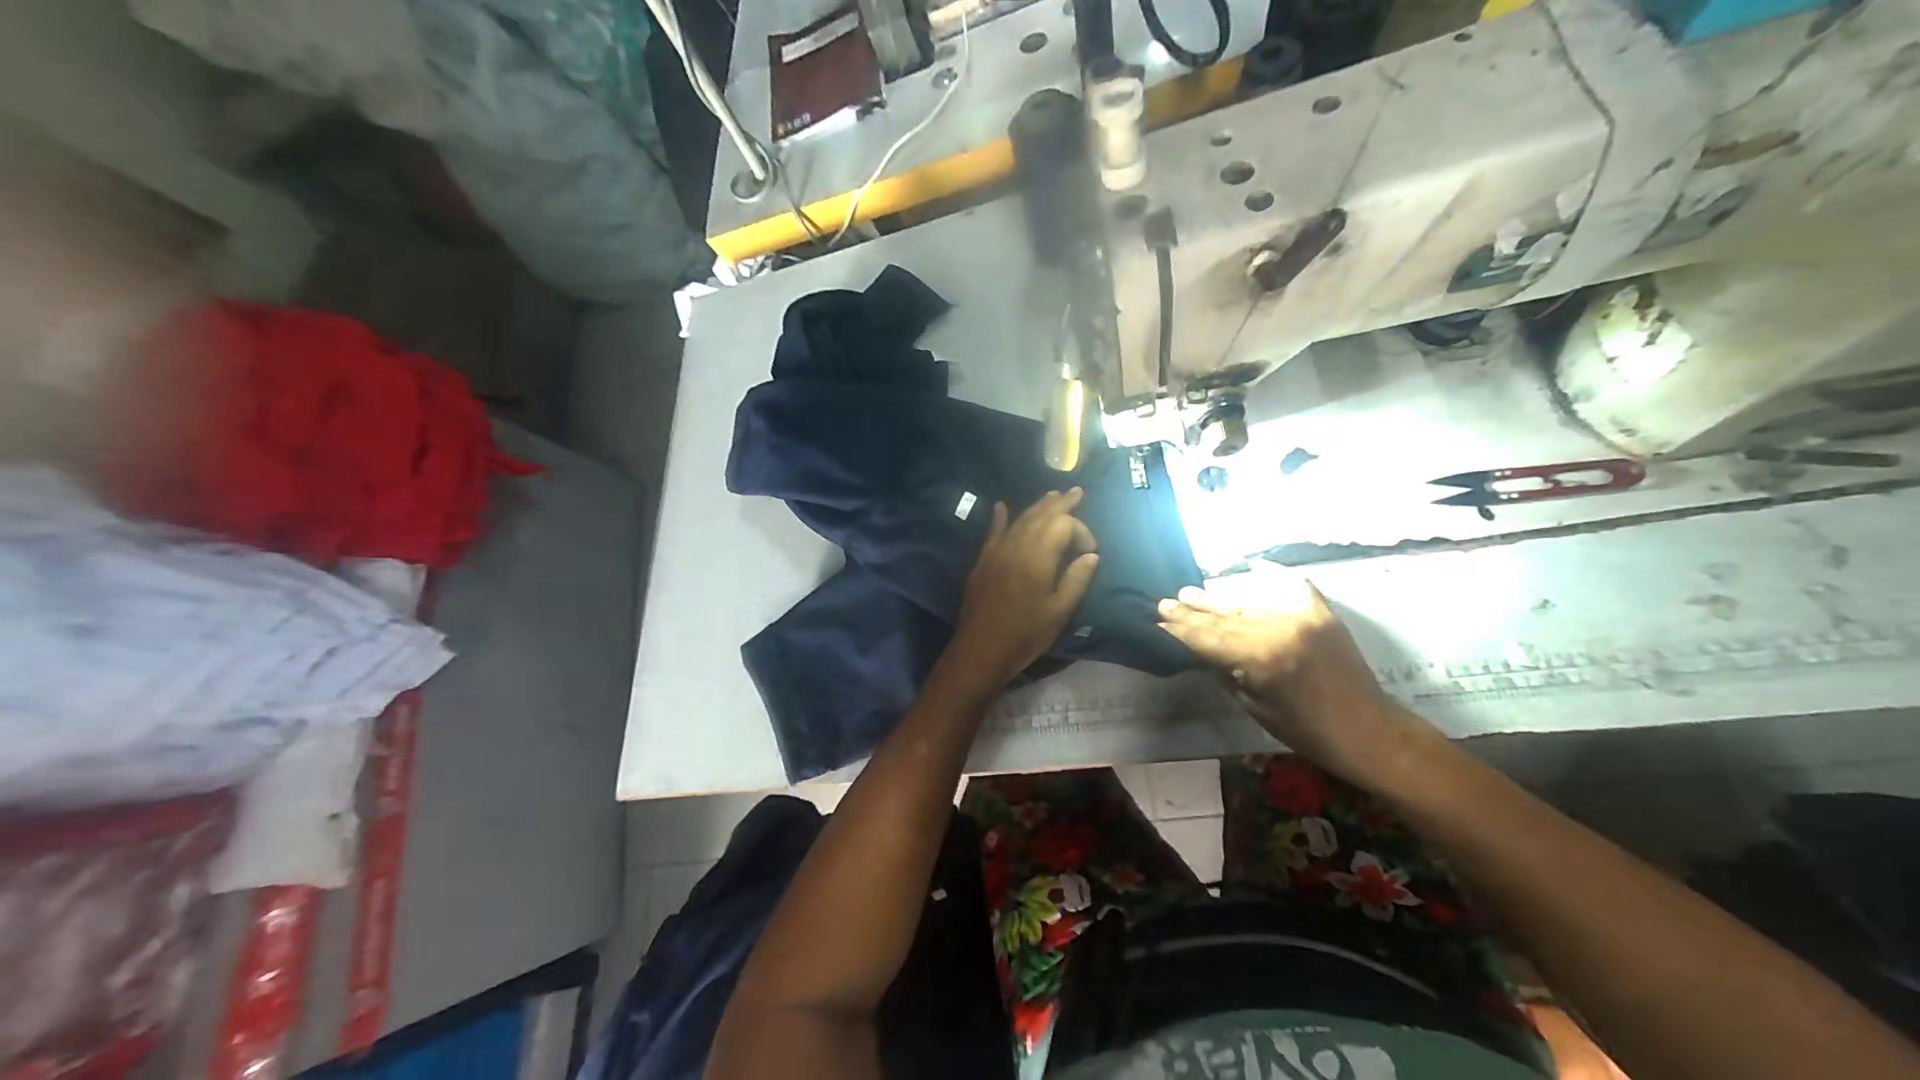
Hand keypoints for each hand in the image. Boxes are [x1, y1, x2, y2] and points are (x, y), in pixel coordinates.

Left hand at [949, 489, 1099, 689]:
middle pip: (1041, 514)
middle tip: (1076, 491)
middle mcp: (1017, 545)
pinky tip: (1001, 506)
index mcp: (1039, 556)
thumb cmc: (1025, 634)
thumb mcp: (1060, 612)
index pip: (1064, 525)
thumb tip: (1091, 556)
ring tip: (1052, 495)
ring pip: (1020, 519)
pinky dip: (1000, 517)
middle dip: (1060, 503)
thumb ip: (1077, 580)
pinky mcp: (983, 561)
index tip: (1090, 553)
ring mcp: (997, 551)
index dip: (1082, 532)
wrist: (980, 650)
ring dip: (1037, 506)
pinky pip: (994, 532)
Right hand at [1157, 572, 1435, 785]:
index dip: (1179, 630)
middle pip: (1225, 616)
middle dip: (1192, 612)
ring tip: (1192, 592)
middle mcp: (1280, 627)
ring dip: (1219, 599)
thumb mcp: (1255, 706)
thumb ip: (1225, 672)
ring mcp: (1303, 616)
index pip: (1208, 637)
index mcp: (1261, 656)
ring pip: (1250, 603)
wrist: (1370, 732)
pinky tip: (1253, 569)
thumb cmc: (1307, 732)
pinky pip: (1292, 589)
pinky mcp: (1323, 614)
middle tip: (1165, 602)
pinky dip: (1271, 579)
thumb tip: (1197, 651)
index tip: (1155, 621)